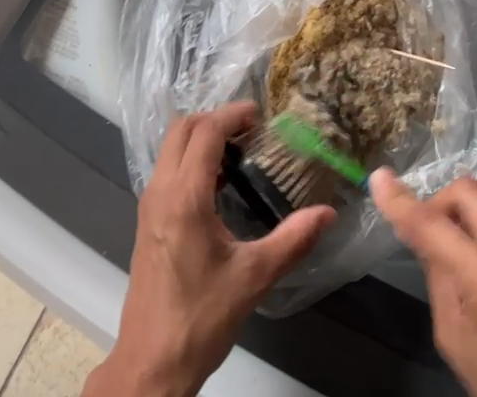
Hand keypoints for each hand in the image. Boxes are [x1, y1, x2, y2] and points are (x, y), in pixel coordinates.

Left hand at [85, 102, 335, 396]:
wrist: (152, 361)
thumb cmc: (202, 316)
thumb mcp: (255, 277)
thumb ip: (294, 239)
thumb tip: (328, 213)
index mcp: (184, 197)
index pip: (204, 132)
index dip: (232, 115)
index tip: (260, 114)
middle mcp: (160, 192)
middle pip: (180, 130)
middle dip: (214, 120)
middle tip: (251, 130)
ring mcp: (149, 206)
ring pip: (170, 150)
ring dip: (201, 139)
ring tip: (241, 152)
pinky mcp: (148, 222)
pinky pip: (167, 172)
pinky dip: (191, 161)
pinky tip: (221, 185)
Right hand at [371, 168, 476, 396]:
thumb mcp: (451, 333)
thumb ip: (437, 272)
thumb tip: (418, 227)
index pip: (434, 226)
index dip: (402, 202)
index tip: (381, 180)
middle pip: (470, 193)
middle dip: (442, 202)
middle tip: (432, 230)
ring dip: (475, 231)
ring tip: (474, 272)